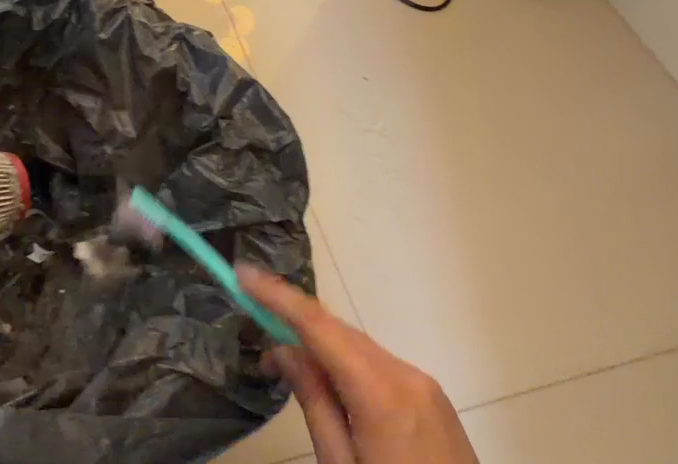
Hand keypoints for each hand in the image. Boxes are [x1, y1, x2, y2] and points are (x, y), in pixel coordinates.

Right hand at [239, 265, 479, 463]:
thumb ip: (314, 404)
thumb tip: (284, 352)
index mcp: (381, 393)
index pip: (319, 327)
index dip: (277, 296)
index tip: (243, 273)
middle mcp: (407, 375)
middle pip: (340, 332)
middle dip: (295, 320)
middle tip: (254, 324)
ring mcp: (426, 385)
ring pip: (359, 347)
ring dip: (322, 345)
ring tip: (286, 363)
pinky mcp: (434, 399)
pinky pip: (380, 366)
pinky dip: (348, 363)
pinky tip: (330, 382)